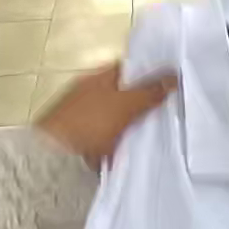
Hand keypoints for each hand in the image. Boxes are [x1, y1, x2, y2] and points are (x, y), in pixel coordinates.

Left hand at [38, 64, 175, 163]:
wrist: (54, 162)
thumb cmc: (90, 123)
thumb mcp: (127, 104)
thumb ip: (151, 90)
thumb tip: (174, 75)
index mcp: (96, 76)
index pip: (129, 67)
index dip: (150, 71)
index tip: (169, 80)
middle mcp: (87, 92)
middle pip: (124, 91)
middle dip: (144, 98)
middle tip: (169, 103)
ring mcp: (82, 116)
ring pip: (118, 113)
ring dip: (133, 120)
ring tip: (157, 125)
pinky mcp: (81, 139)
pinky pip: (110, 133)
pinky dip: (122, 137)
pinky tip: (136, 143)